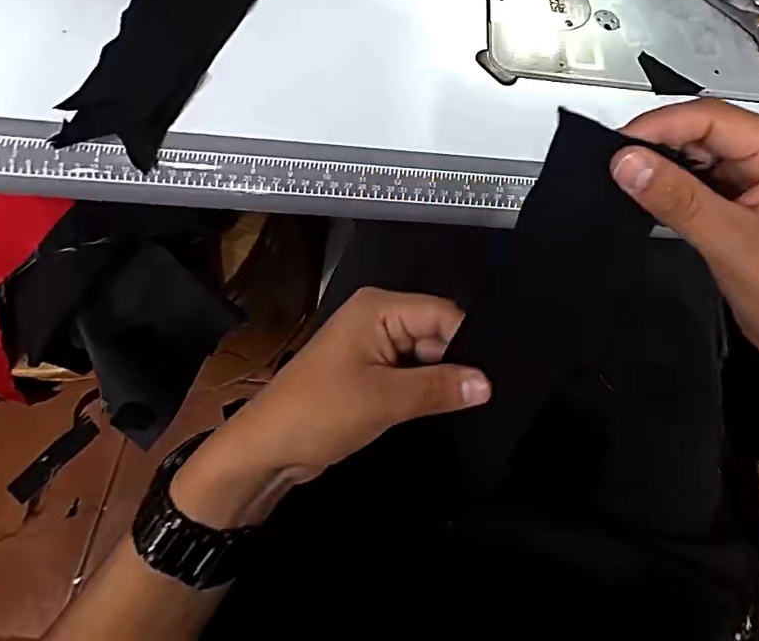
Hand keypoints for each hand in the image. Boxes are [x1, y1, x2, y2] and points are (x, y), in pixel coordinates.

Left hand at [170, 288, 489, 527]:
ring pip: (424, 355)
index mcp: (379, 307)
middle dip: (456, 362)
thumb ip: (440, 388)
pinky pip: (409, 372)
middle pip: (435, 332)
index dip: (469, 343)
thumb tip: (487, 383)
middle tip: (486, 393)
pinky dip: (424, 389)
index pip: (442, 314)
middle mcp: (378, 317)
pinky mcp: (369, 371)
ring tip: (472, 402)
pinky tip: (444, 406)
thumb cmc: (318, 413)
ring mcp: (373, 344)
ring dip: (440, 379)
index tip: (495, 374)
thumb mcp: (385, 400)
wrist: (263, 452)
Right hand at [609, 99, 758, 378]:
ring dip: (670, 172)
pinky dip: (680, 195)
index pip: (715, 119)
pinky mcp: (754, 215)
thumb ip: (679, 200)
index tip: (622, 143)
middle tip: (621, 164)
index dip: (663, 125)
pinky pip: (708, 190)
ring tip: (633, 183)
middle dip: (663, 147)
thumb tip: (631, 162)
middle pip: (709, 135)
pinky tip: (657, 202)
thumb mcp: (738, 246)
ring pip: (705, 163)